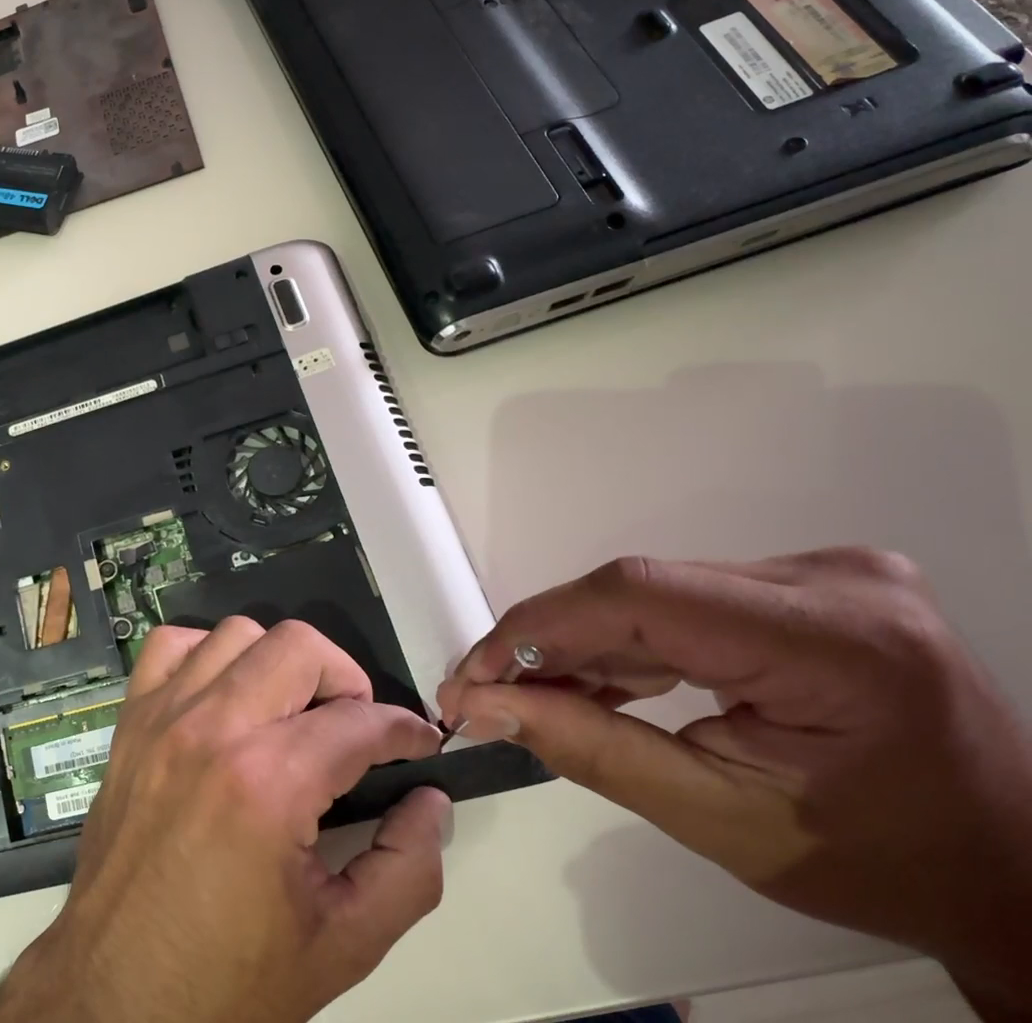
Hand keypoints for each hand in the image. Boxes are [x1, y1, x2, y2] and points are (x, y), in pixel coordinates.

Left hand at [0, 618, 448, 1022]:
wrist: (119, 991)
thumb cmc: (228, 976)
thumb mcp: (344, 941)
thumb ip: (408, 867)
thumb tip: (430, 802)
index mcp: (267, 783)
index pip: (359, 721)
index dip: (405, 730)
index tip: (418, 745)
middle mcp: (210, 731)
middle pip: (299, 648)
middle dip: (347, 680)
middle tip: (359, 730)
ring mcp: (161, 720)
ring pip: (236, 635)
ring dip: (279, 663)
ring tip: (295, 714)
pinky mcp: (129, 726)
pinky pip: (168, 649)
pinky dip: (206, 654)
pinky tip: (226, 696)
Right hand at [437, 549, 1031, 1015]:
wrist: (1005, 868)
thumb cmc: (879, 862)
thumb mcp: (718, 817)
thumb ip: (589, 748)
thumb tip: (481, 703)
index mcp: (835, 643)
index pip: (638, 599)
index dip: (534, 629)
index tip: (468, 678)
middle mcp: (834, 581)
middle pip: (639, 592)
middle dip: (548, 643)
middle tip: (484, 697)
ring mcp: (827, 576)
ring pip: (653, 594)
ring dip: (582, 644)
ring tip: (530, 697)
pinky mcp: (810, 588)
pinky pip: (684, 602)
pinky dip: (628, 644)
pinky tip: (592, 683)